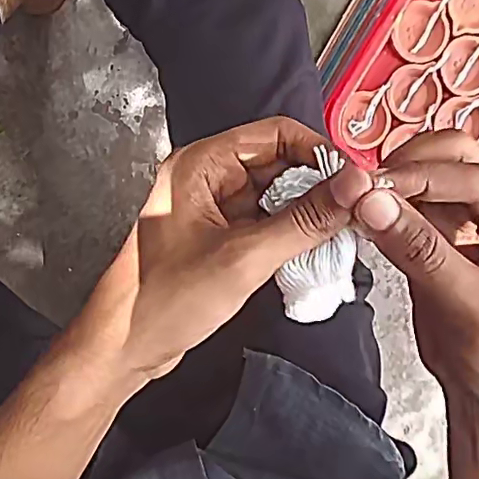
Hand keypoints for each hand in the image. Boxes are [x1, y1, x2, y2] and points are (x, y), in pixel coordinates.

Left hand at [74, 117, 357, 382]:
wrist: (125, 345)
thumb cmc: (161, 300)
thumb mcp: (243, 258)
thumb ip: (302, 222)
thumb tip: (349, 190)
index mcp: (200, 165)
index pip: (274, 133)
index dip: (318, 151)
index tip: (352, 178)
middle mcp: (206, 178)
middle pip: (278, 162)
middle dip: (317, 184)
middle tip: (353, 209)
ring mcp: (213, 207)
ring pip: (275, 193)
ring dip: (307, 210)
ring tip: (338, 231)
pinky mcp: (220, 234)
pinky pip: (266, 219)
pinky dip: (291, 230)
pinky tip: (313, 248)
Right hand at [346, 132, 478, 412]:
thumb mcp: (467, 307)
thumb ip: (420, 249)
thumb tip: (372, 199)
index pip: (475, 178)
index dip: (420, 178)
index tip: (371, 187)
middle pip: (456, 155)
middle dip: (408, 169)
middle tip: (366, 191)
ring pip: (431, 168)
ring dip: (394, 181)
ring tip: (362, 203)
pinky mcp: (450, 227)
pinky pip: (414, 198)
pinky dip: (388, 202)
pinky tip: (368, 215)